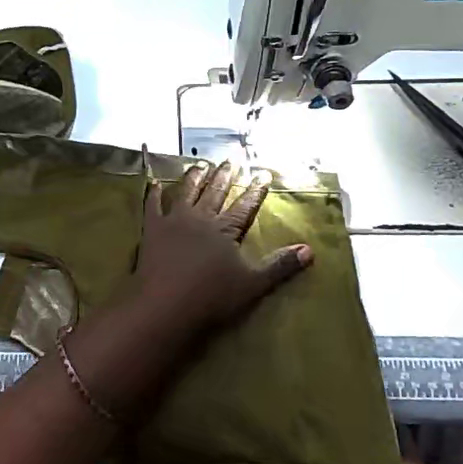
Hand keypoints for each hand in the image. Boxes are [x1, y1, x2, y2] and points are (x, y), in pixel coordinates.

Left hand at [131, 159, 311, 336]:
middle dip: (224, 176)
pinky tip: (155, 183)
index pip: (245, 205)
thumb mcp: (253, 283)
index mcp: (225, 229)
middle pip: (215, 192)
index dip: (256, 190)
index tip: (264, 173)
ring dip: (194, 177)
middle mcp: (200, 217)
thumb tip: (309, 249)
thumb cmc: (212, 296)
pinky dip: (153, 193)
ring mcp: (174, 220)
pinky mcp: (152, 228)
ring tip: (200, 164)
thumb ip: (280, 265)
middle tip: (230, 160)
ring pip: (186, 192)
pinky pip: (152, 205)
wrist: (166, 303)